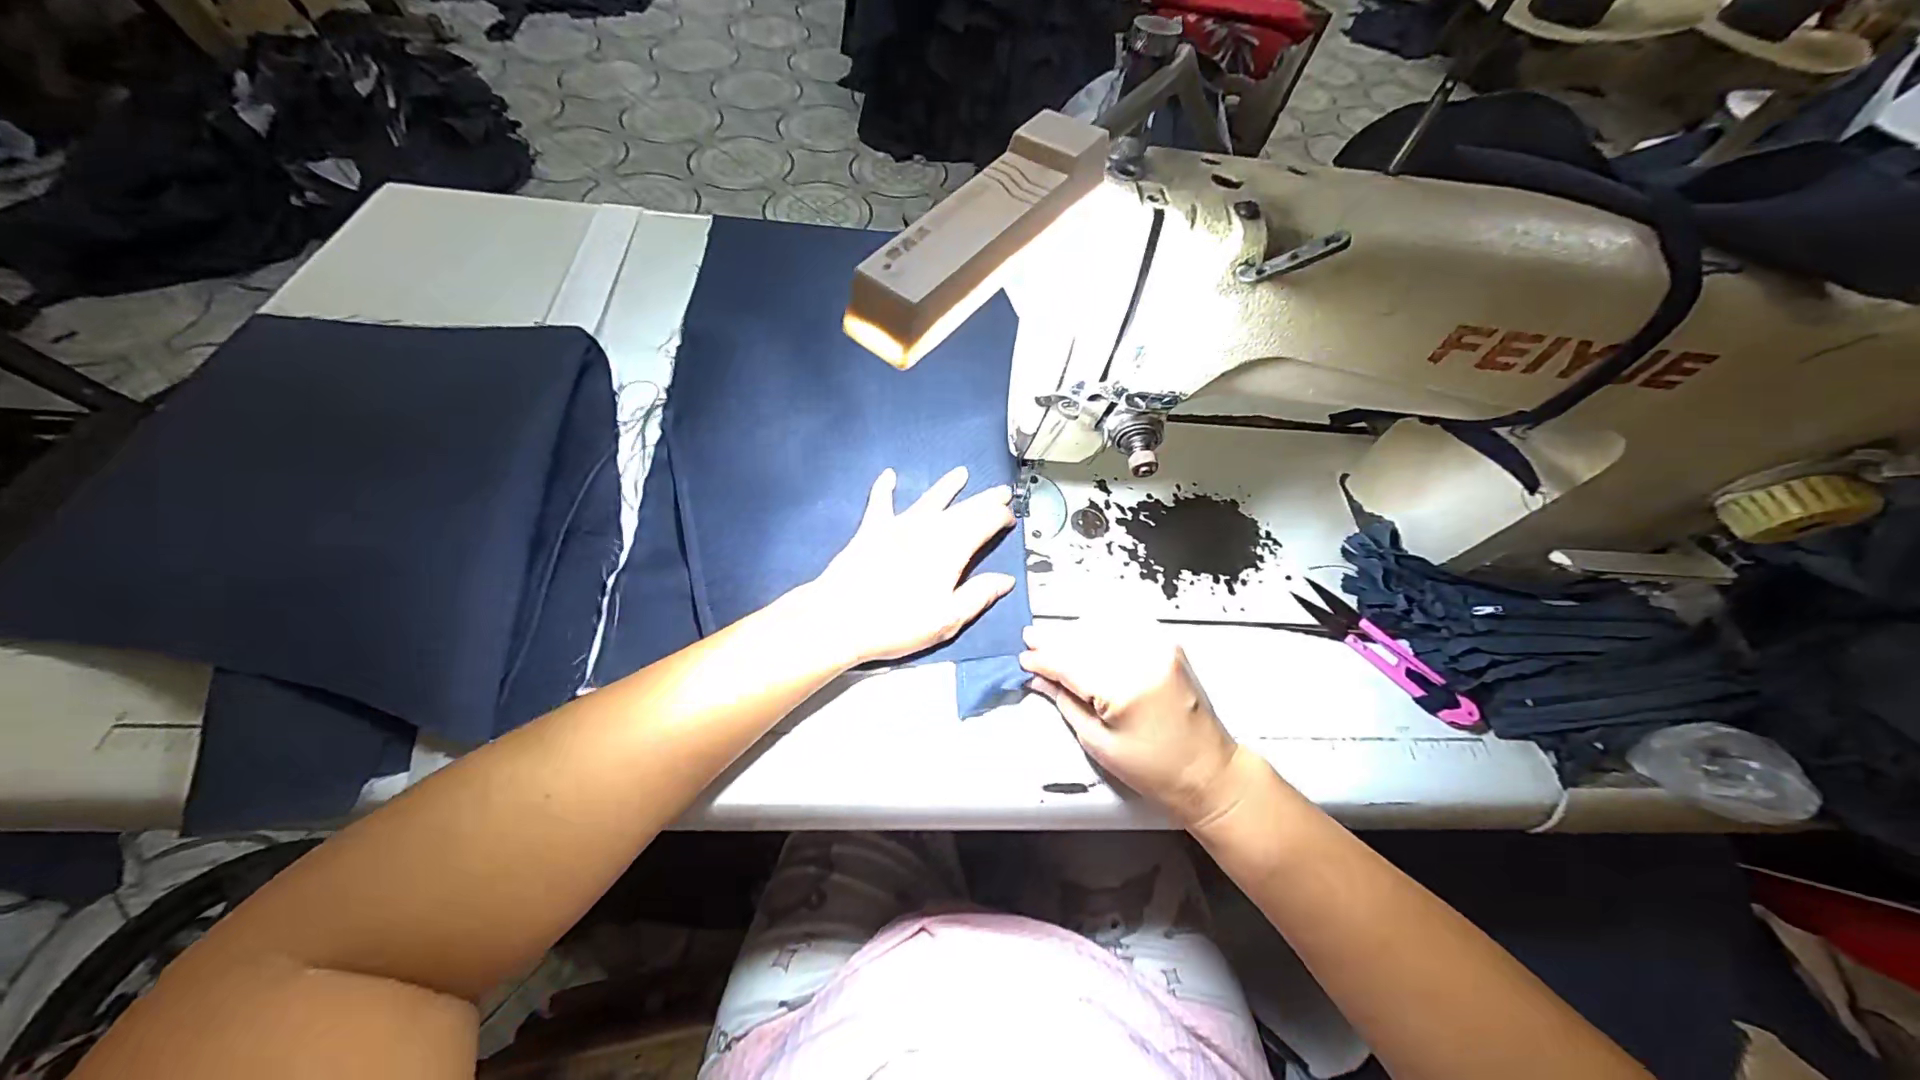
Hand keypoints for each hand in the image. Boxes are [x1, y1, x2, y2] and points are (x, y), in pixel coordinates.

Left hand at [802, 466, 1016, 664]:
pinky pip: (881, 503)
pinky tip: (888, 476)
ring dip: (947, 487)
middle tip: (1000, 491)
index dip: (1001, 517)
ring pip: (929, 500)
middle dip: (985, 499)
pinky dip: (885, 489)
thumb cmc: (895, 623)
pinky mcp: (871, 531)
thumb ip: (978, 596)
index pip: (985, 523)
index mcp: (949, 551)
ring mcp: (897, 527)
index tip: (1010, 518)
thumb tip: (1003, 581)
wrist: (839, 619)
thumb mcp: (947, 619)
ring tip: (960, 474)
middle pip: (963, 508)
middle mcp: (926, 531)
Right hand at [1020, 620, 1249, 826]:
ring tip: (1055, 640)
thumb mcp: (1098, 743)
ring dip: (1077, 632)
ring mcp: (1159, 648)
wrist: (1208, 771)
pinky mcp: (1168, 646)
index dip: (1043, 659)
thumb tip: (1041, 678)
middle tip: (1032, 640)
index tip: (1024, 658)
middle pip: (1085, 638)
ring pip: (1103, 627)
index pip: (1070, 662)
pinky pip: (1126, 628)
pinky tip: (1088, 636)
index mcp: (1124, 688)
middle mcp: (1143, 659)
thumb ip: (1066, 702)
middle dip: (1055, 640)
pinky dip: (1103, 629)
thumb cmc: (1155, 769)